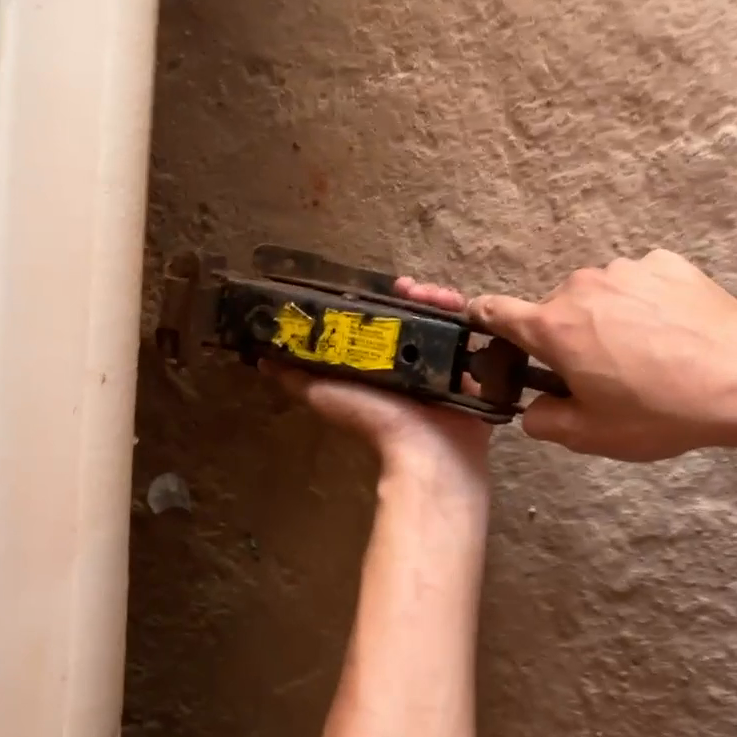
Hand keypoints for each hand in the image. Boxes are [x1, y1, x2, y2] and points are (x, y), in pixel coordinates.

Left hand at [264, 279, 492, 484]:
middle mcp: (415, 363)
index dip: (386, 301)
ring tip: (433, 294)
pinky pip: (475, 336)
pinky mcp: (475, 371)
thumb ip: (296, 377)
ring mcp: (447, 366)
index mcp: (383, 366)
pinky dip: (469, 318)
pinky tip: (459, 305)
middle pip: (419, 317)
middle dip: (416, 296)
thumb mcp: (324, 395)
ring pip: (446, 320)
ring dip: (439, 300)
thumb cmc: (375, 421)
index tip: (388, 286)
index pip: (385, 322)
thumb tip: (260, 358)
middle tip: (411, 287)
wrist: (427, 449)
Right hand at [467, 250, 736, 459]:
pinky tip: (674, 334)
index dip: (486, 321)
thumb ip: (545, 423)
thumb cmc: (662, 409)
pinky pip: (641, 283)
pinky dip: (648, 304)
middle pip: (559, 311)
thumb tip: (533, 411)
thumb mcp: (593, 436)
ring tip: (649, 356)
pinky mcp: (666, 263)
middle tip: (604, 375)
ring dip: (611, 320)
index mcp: (555, 327)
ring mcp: (626, 270)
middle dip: (571, 338)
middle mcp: (582, 287)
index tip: (486, 328)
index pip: (496, 312)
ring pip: (602, 296)